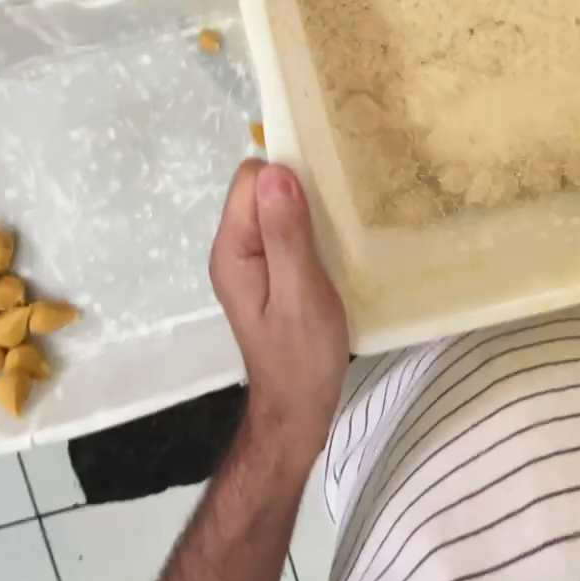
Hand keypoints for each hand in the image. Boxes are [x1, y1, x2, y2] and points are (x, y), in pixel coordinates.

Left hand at [209, 160, 349, 462]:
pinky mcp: (272, 269)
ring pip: (277, 206)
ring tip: (345, 221)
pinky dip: (312, 226)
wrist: (299, 408)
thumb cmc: (302, 355)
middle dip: (300, 187)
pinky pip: (287, 228)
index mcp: (234, 249)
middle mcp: (236, 247)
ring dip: (309, 207)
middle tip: (343, 208)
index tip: (328, 188)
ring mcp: (253, 259)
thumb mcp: (300, 294)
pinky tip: (337, 240)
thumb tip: (277, 172)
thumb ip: (286, 235)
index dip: (288, 174)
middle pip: (262, 188)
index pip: (251, 180)